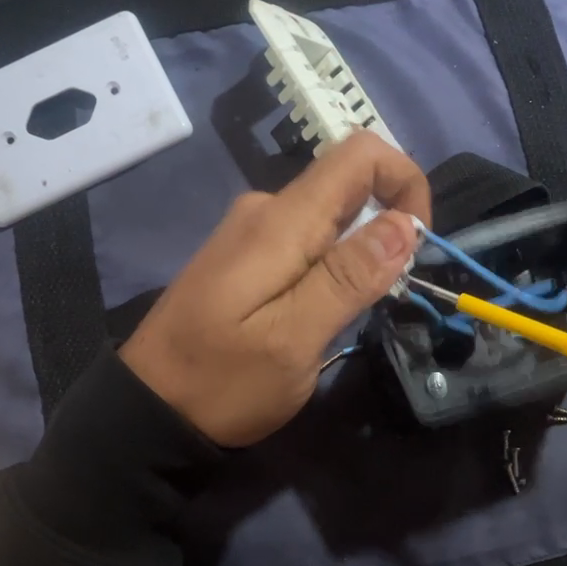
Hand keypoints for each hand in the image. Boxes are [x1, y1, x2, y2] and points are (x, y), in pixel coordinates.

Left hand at [121, 133, 430, 446]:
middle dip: (387, 226)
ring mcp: (250, 234)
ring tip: (351, 314)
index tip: (418, 243)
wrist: (148, 410)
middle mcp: (265, 211)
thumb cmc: (222, 383)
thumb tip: (405, 223)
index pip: (359, 155)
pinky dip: (333, 265)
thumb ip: (349, 278)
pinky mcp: (243, 259)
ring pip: (329, 218)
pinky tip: (321, 312)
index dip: (405, 181)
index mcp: (280, 221)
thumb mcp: (293, 340)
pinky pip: (305, 241)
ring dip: (360, 252)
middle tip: (386, 295)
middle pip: (346, 185)